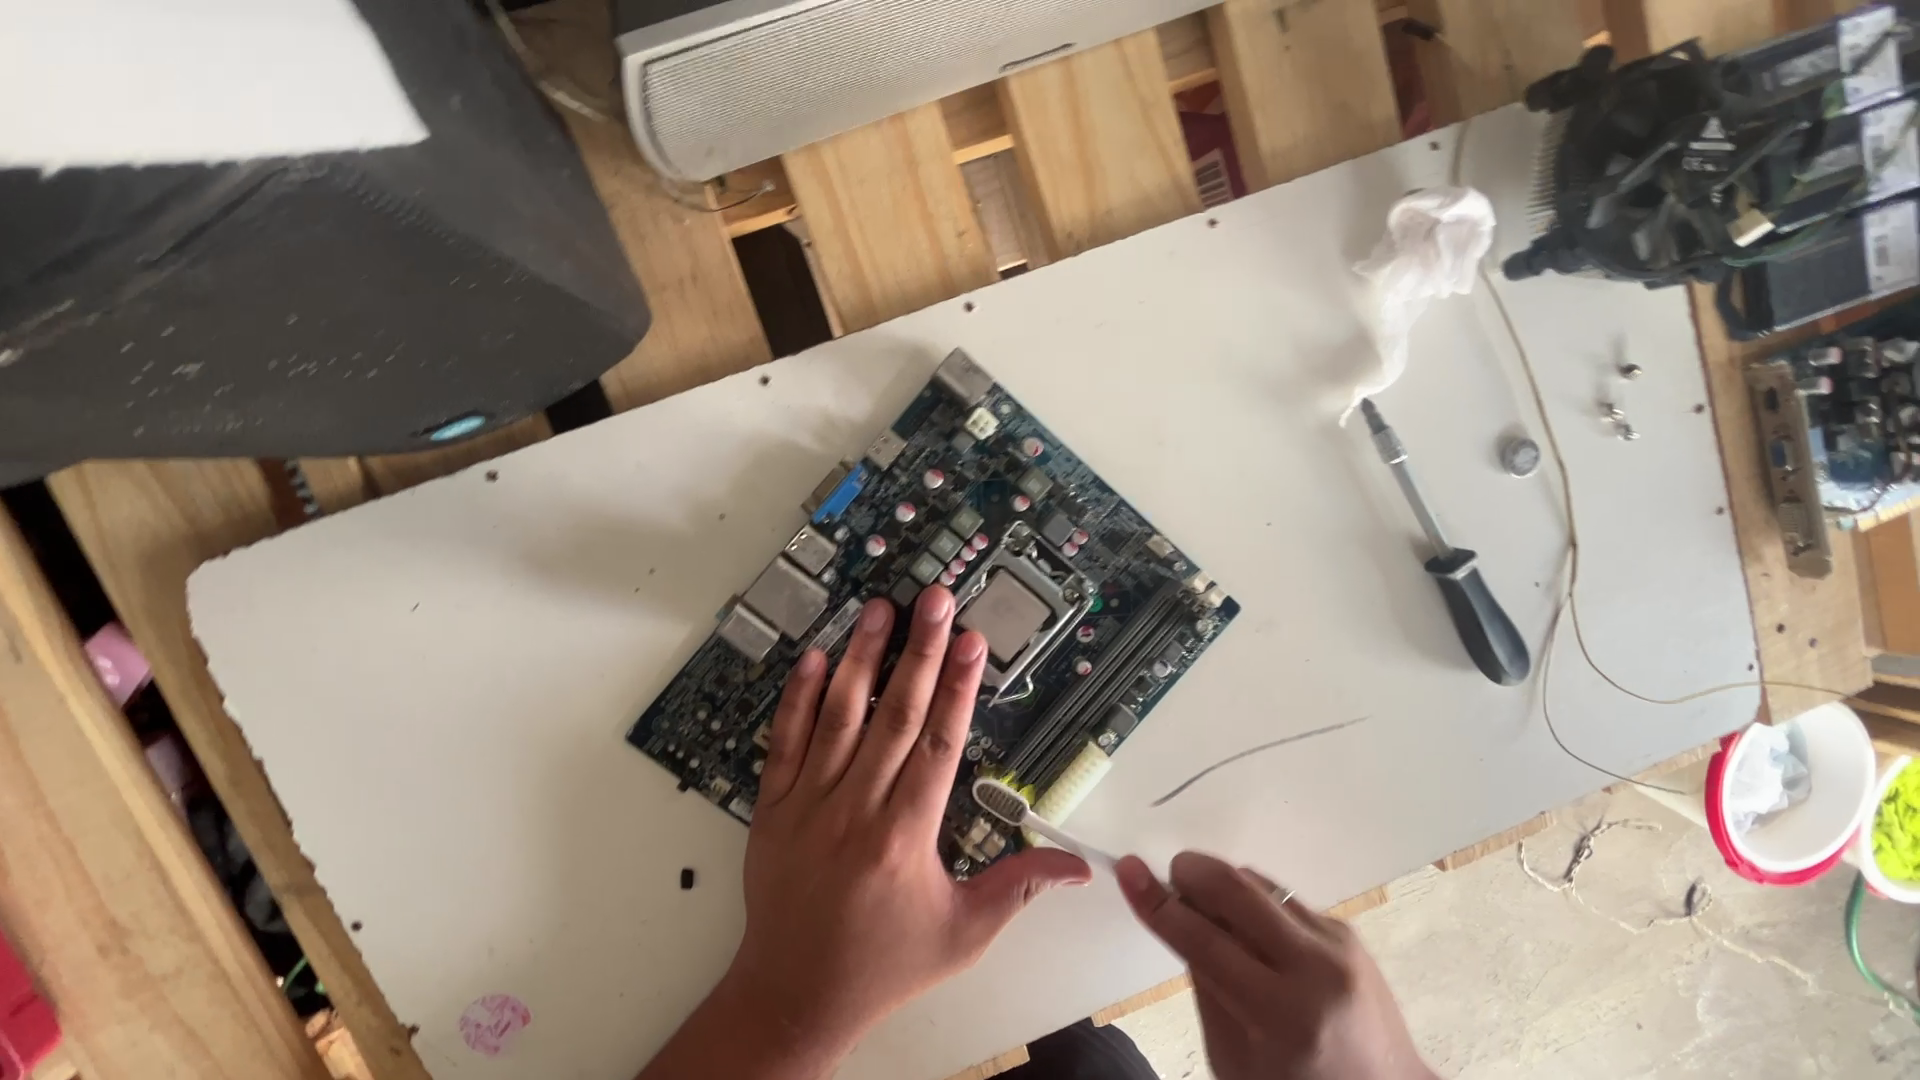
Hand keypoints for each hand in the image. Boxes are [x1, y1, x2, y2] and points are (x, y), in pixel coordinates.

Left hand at [645, 587, 1089, 1078]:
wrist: (794, 995)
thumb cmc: (882, 965)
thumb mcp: (963, 934)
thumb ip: (1019, 887)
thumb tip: (1078, 866)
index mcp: (905, 836)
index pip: (939, 744)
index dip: (958, 687)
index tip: (971, 642)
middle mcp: (856, 809)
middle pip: (894, 715)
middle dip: (919, 651)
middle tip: (934, 600)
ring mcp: (808, 803)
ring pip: (838, 716)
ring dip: (861, 658)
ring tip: (879, 609)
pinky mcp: (772, 806)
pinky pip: (784, 742)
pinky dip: (796, 698)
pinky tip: (814, 657)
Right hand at [1116, 852, 1434, 1079]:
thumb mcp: (1233, 1056)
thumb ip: (1204, 981)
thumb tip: (1177, 914)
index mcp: (1283, 1014)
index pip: (1203, 940)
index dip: (1157, 902)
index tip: (1128, 868)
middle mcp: (1316, 968)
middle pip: (1235, 888)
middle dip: (1190, 872)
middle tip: (1168, 877)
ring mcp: (1337, 942)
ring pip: (1256, 883)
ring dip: (1221, 890)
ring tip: (1213, 922)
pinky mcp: (1345, 927)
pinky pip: (1281, 896)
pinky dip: (1252, 905)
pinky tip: (1253, 936)